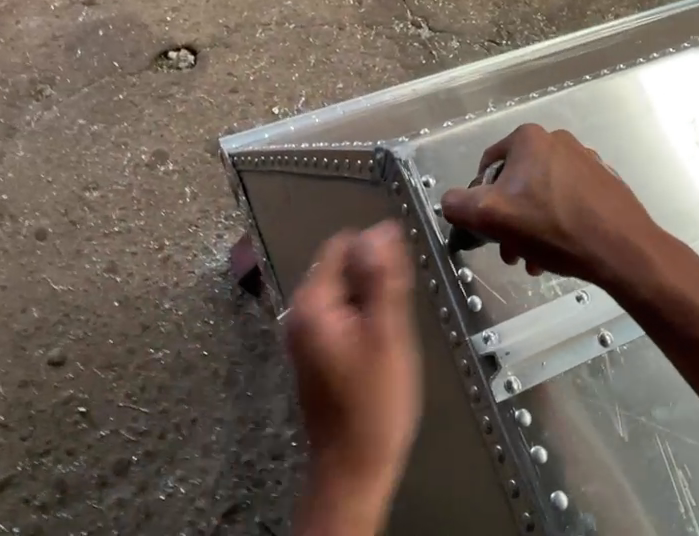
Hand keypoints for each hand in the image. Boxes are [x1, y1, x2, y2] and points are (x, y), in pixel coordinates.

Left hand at [286, 222, 421, 535]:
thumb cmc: (373, 405)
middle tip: (396, 314)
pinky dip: (361, 321)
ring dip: (369, 302)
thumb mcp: (387, 333)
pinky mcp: (313, 353)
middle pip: (341, 267)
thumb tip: (381, 230)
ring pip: (344, 293)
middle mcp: (299, 313)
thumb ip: (383, 277)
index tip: (399, 279)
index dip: (375, 251)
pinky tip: (379, 348)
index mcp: (312, 303)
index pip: (341, 245)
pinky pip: (340, 316)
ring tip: (390, 333)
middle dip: (373, 279)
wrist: (352, 469)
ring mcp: (303, 335)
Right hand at [441, 124, 665, 288]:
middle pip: (516, 183)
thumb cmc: (553, 227)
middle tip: (510, 251)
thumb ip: (457, 205)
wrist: (622, 248)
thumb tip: (451, 202)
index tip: (487, 229)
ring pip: (541, 196)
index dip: (479, 200)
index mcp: (528, 138)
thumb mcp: (490, 217)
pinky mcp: (605, 182)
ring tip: (534, 259)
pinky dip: (557, 224)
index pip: (487, 167)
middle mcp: (557, 140)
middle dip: (508, 219)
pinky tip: (559, 251)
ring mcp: (585, 160)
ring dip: (530, 227)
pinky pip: (568, 201)